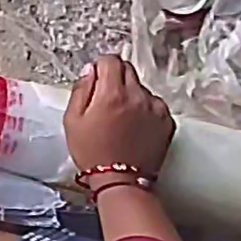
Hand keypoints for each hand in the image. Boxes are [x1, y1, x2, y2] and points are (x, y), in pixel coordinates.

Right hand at [63, 55, 174, 184]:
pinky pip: (154, 103)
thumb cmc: (92, 151)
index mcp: (112, 94)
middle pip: (127, 70)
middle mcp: (138, 96)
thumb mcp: (72, 119)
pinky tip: (133, 125)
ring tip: (119, 117)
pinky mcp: (168, 121)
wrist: (121, 180)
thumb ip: (81, 89)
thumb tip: (90, 71)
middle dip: (114, 77)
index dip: (99, 66)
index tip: (95, 77)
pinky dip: (143, 108)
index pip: (110, 61)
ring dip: (129, 94)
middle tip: (104, 98)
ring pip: (141, 87)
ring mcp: (156, 108)